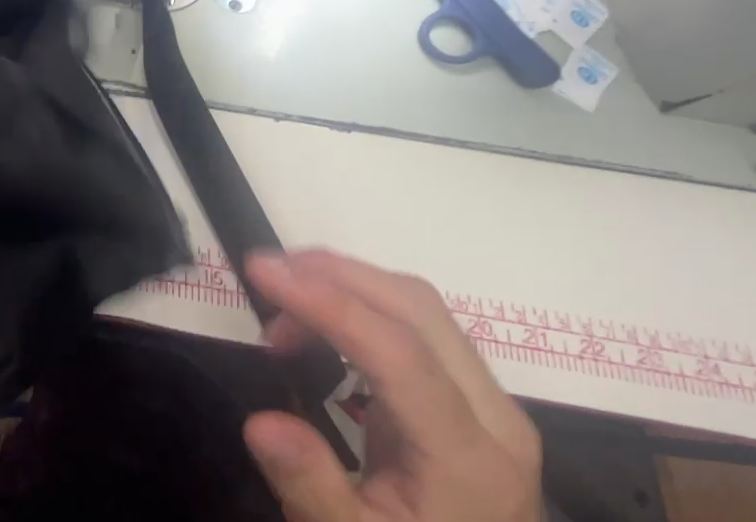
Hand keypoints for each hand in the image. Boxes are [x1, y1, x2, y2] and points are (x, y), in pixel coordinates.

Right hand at [242, 250, 542, 521]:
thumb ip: (310, 486)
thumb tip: (260, 421)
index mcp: (469, 461)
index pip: (400, 354)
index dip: (327, 304)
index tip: (260, 270)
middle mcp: (495, 418)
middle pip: (418, 311)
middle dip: (335, 273)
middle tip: (263, 272)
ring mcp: (490, 404)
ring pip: (419, 309)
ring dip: (344, 287)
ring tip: (279, 314)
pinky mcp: (471, 399)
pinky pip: (416, 328)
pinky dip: (359, 308)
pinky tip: (314, 330)